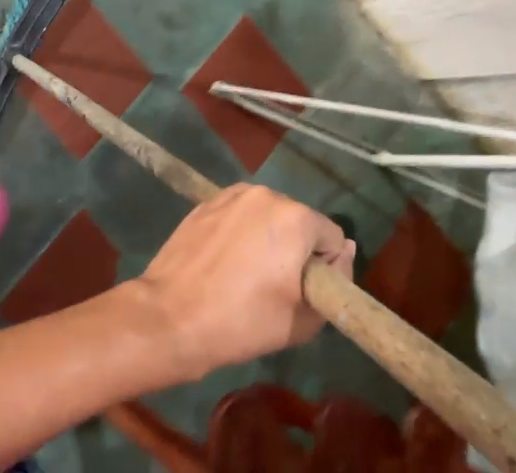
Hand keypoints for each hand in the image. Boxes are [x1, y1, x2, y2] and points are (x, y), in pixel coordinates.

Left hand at [131, 185, 354, 379]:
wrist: (171, 315)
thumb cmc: (243, 321)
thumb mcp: (304, 318)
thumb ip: (336, 282)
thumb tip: (343, 251)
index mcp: (294, 217)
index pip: (331, 238)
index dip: (327, 269)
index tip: (308, 293)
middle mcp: (263, 194)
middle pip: (298, 221)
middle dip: (297, 249)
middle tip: (279, 285)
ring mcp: (228, 195)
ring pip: (266, 216)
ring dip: (268, 238)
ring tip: (250, 273)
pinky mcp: (203, 203)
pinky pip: (238, 215)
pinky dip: (241, 233)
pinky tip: (227, 261)